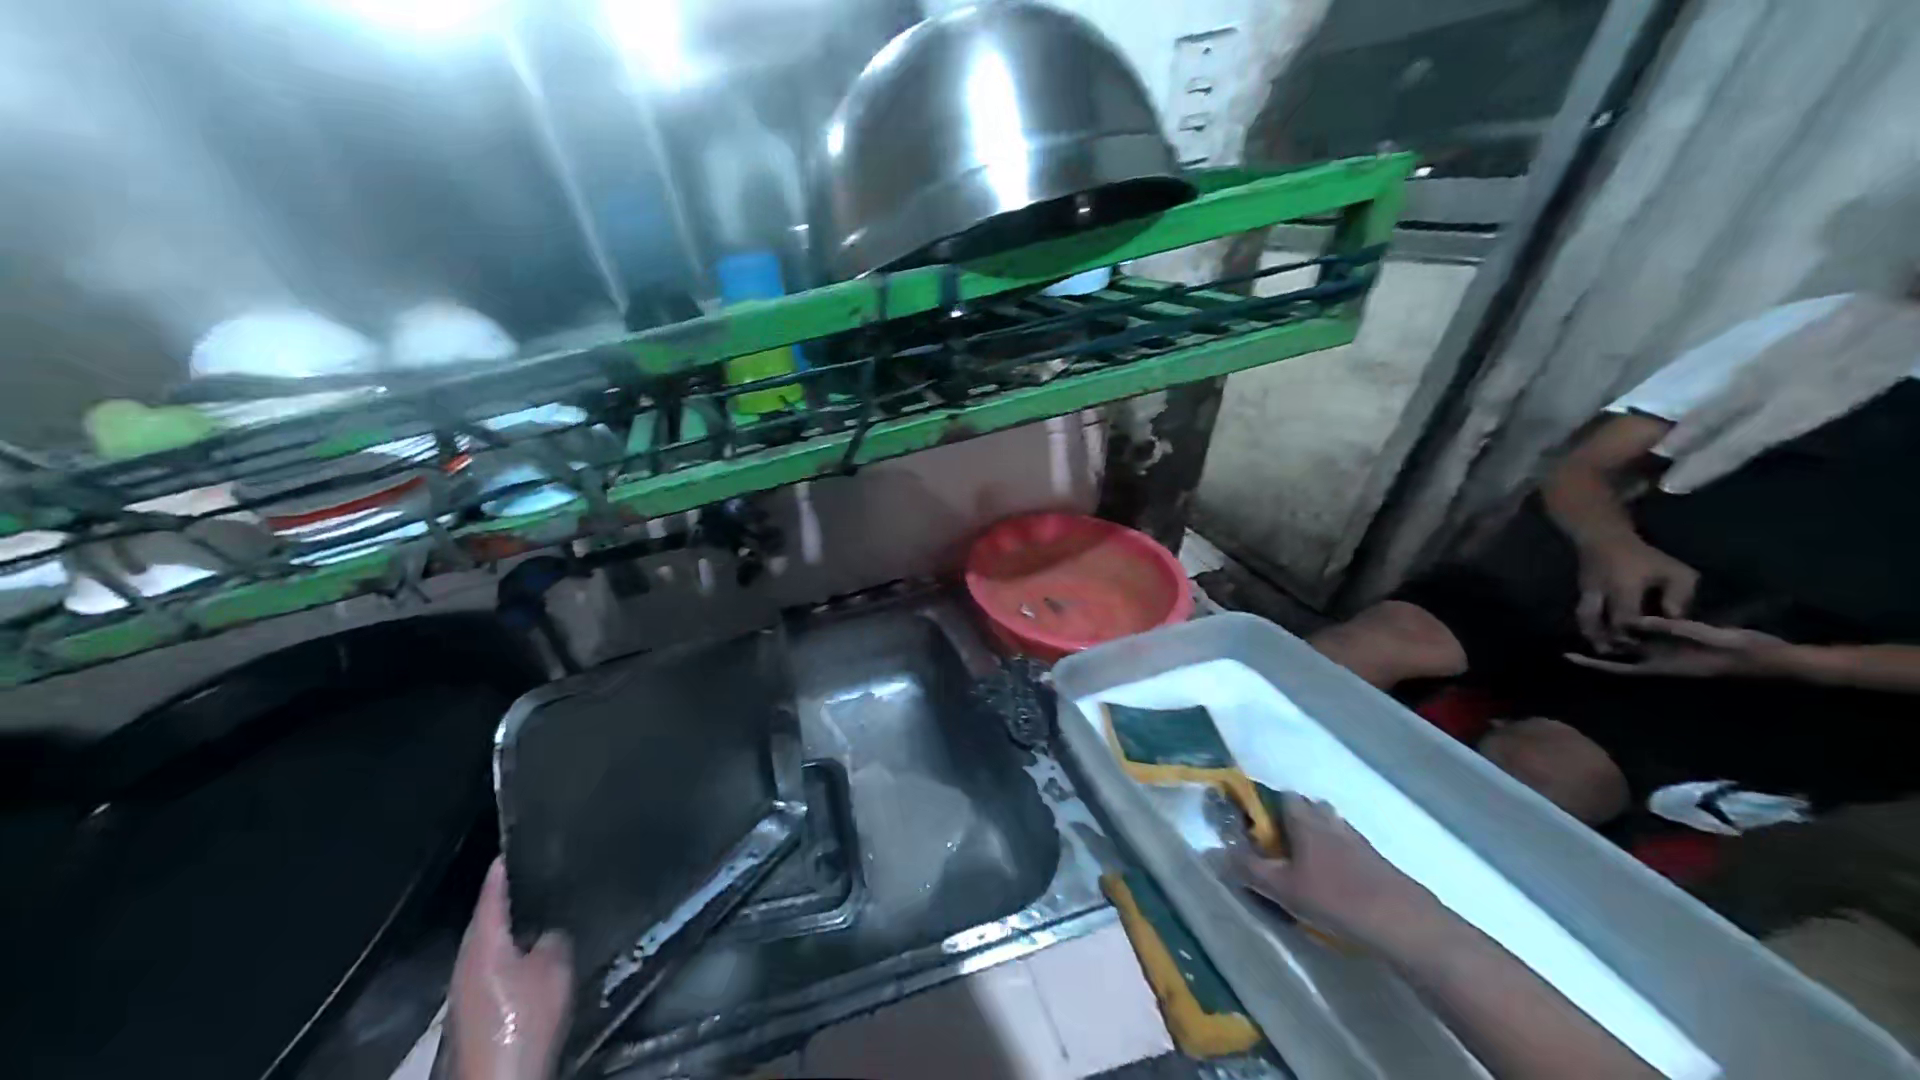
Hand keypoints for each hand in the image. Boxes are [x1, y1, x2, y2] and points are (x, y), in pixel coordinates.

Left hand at [443, 859, 573, 1079]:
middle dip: (508, 898)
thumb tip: (549, 930)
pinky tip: (533, 954)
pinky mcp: (474, 1009)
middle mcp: (466, 961)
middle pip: (486, 919)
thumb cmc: (523, 1017)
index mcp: (482, 943)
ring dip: (511, 927)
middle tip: (537, 875)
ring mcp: (465, 988)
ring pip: (489, 943)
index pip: (490, 893)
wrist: (498, 1079)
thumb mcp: (554, 966)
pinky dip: (511, 951)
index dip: (503, 868)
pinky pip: (493, 964)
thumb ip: (554, 937)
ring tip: (542, 910)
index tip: (513, 843)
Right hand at [1230, 793, 1445, 953]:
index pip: (1283, 797)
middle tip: (1279, 841)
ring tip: (1306, 858)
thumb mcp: (1282, 888)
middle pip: (1310, 807)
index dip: (1267, 803)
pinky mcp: (1379, 863)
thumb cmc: (1335, 899)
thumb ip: (1248, 869)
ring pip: (1333, 825)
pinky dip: (1340, 854)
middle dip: (1294, 817)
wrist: (1405, 924)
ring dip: (1319, 834)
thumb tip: (1211, 852)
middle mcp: (1331, 822)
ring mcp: (1359, 841)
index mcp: (1305, 821)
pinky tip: (1337, 877)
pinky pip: (1351, 846)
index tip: (1255, 821)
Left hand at [1565, 616, 1794, 677]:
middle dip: (1600, 644)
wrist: (1779, 658)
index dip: (1594, 662)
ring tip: (1591, 617)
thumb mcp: (1708, 637)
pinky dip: (1639, 628)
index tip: (1567, 657)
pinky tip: (1629, 615)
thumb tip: (1634, 622)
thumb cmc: (1745, 651)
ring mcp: (1676, 653)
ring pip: (1636, 645)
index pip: (1620, 666)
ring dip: (1616, 635)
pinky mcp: (1687, 644)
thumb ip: (1671, 629)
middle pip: (1622, 654)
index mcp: (1666, 665)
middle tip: (1573, 628)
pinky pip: (1655, 636)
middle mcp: (1665, 660)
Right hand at [1574, 540, 1698, 651]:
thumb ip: (1680, 595)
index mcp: (1623, 588)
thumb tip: (1674, 618)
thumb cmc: (1644, 556)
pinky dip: (1589, 627)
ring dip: (1592, 635)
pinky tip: (1598, 636)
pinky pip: (1583, 614)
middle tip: (1620, 652)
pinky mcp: (1581, 595)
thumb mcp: (1675, 571)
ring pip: (1584, 620)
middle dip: (1607, 638)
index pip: (1625, 618)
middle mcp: (1599, 594)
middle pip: (1596, 622)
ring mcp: (1586, 594)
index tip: (1647, 644)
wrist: (1602, 539)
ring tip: (1604, 650)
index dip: (1634, 634)